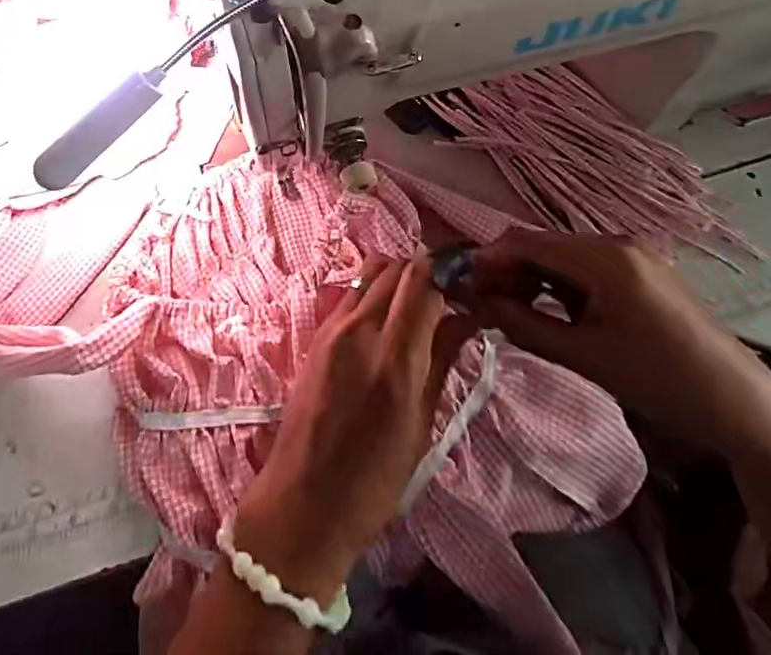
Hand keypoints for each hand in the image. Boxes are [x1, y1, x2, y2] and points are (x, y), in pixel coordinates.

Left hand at [233, 257, 471, 602]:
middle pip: (398, 268)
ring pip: (372, 272)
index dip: (451, 277)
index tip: (468, 287)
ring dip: (399, 277)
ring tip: (416, 304)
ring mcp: (333, 329)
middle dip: (427, 272)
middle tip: (446, 294)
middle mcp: (361, 330)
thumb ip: (441, 361)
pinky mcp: (316, 335)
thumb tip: (466, 318)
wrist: (301, 502)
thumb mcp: (421, 426)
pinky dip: (375, 291)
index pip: (425, 282)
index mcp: (395, 357)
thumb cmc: (373, 480)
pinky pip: (352, 293)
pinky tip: (387, 318)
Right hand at [452, 229, 770, 453]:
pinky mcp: (640, 271)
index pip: (527, 242)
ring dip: (530, 279)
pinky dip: (557, 286)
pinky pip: (584, 268)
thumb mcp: (584, 356)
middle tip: (477, 304)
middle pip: (542, 245)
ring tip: (507, 313)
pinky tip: (546, 312)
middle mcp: (617, 242)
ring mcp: (632, 255)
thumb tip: (474, 303)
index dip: (486, 259)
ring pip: (561, 257)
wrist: (740, 404)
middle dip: (506, 270)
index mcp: (605, 256)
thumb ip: (523, 325)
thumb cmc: (661, 380)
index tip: (457, 285)